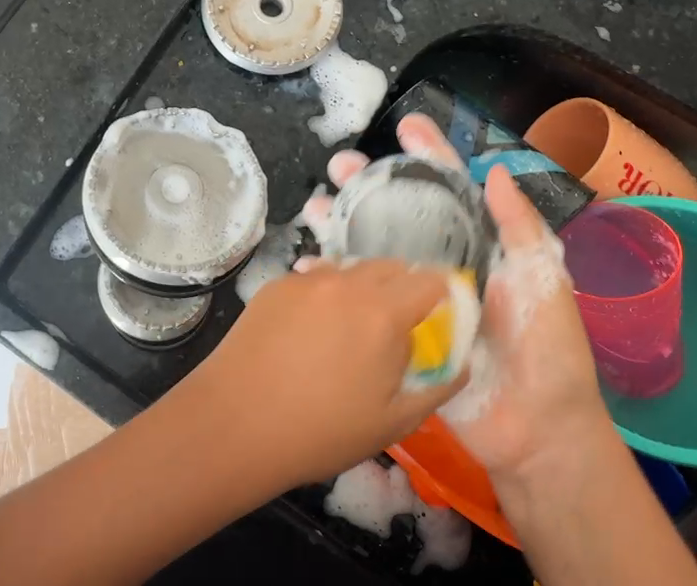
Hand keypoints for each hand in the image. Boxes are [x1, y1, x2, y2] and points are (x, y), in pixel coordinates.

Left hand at [165, 258, 469, 489]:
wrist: (236, 421)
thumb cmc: (322, 430)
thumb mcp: (395, 422)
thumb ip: (438, 386)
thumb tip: (460, 362)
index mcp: (383, 312)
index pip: (430, 280)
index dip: (444, 295)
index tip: (443, 316)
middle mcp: (345, 283)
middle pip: (390, 267)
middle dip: (405, 289)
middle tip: (400, 327)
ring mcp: (305, 280)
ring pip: (350, 269)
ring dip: (364, 288)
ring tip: (355, 328)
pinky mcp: (275, 286)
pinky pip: (315, 278)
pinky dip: (327, 294)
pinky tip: (314, 330)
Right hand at [312, 116, 615, 487]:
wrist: (534, 428)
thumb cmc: (548, 350)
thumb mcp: (546, 281)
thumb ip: (520, 228)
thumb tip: (493, 171)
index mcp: (478, 245)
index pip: (450, 190)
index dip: (429, 155)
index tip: (406, 125)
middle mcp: (439, 262)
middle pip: (396, 211)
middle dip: (367, 182)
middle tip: (341, 165)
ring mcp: (412, 296)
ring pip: (368, 247)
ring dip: (340, 222)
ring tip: (316, 205)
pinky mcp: (393, 331)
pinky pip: (357, 298)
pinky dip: (331, 279)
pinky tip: (310, 265)